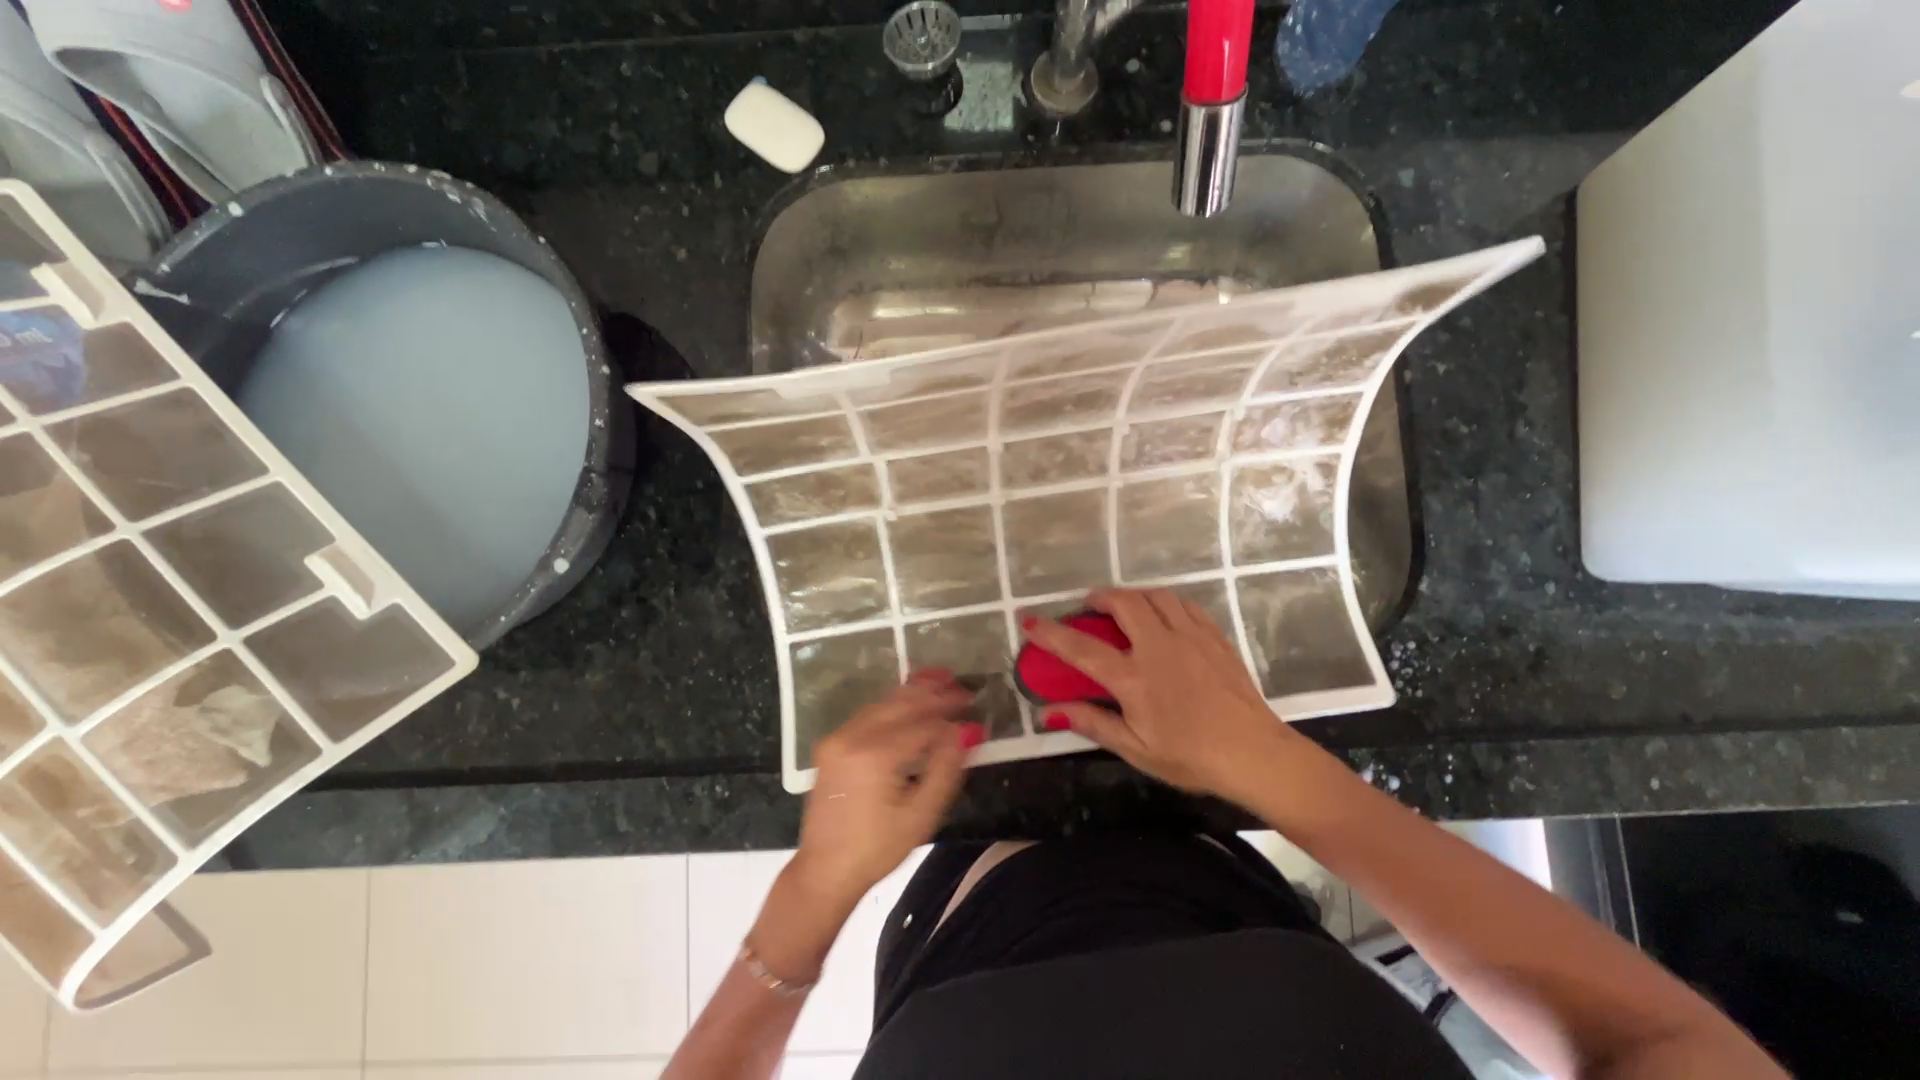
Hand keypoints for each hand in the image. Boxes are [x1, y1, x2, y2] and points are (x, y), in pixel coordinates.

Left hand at [790, 670, 977, 908]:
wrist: (825, 870)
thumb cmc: (877, 848)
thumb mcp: (922, 815)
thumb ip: (945, 768)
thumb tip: (966, 732)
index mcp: (875, 754)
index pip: (923, 723)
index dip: (951, 714)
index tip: (975, 707)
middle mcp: (852, 736)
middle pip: (900, 703)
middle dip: (933, 693)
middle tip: (963, 687)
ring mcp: (837, 738)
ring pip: (882, 703)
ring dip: (912, 693)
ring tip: (941, 682)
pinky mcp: (831, 745)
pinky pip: (867, 714)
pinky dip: (892, 705)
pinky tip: (909, 702)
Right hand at [1022, 587, 1307, 803]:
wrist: (1255, 754)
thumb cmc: (1191, 758)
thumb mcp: (1135, 748)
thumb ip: (1092, 722)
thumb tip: (1049, 712)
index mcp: (1134, 677)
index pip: (1082, 648)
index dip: (1051, 633)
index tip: (1029, 620)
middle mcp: (1160, 646)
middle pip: (1123, 603)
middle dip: (1100, 597)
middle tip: (1088, 607)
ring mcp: (1191, 637)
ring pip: (1157, 596)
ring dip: (1134, 596)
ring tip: (1125, 609)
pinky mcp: (1215, 638)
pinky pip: (1185, 605)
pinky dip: (1165, 603)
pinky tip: (1164, 617)